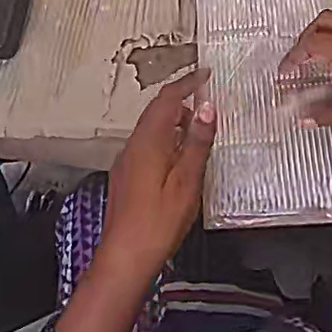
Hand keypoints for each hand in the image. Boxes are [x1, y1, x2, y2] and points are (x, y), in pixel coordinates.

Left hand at [96, 70, 215, 279]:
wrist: (125, 257)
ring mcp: (126, 162)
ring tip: (198, 130)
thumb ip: (196, 143)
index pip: (166, 99)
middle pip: (155, 111)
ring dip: (173, 122)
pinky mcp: (126, 177)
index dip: (186, 83)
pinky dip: (165, 140)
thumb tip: (206, 108)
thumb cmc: (157, 223)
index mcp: (147, 142)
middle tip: (207, 103)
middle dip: (181, 101)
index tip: (206, 75)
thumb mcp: (186, 182)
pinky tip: (179, 157)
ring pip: (150, 129)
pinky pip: (146, 145)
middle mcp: (132, 146)